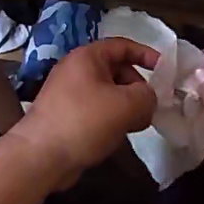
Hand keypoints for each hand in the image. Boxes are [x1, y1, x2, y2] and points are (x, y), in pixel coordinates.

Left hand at [11, 37, 158, 186]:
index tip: (165, 70)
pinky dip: (111, 118)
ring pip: (108, 92)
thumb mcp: (126, 105)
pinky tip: (116, 136)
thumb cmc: (84, 121)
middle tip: (150, 106)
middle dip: (137, 87)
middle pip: (117, 70)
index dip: (147, 54)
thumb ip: (147, 96)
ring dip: (126, 106)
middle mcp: (76, 69)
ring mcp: (68, 93)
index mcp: (88, 57)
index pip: (123, 46)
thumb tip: (148, 100)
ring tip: (136, 124)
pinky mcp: (65, 115)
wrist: (39, 158)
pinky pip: (96, 109)